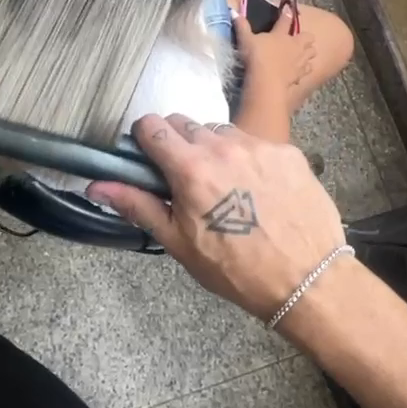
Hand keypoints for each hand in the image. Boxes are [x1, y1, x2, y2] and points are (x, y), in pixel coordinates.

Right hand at [87, 114, 343, 320]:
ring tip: (225, 185)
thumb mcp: (178, 242)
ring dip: (213, 149)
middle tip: (186, 178)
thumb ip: (136, 205)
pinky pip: (255, 143)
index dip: (145, 138)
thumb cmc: (236, 269)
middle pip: (185, 124)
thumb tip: (95, 185)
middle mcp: (223, 147)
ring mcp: (259, 147)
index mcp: (190, 168)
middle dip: (178, 144)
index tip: (148, 157)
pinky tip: (258, 190)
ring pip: (220, 131)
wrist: (311, 283)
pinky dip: (248, 158)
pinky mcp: (288, 153)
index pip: (152, 125)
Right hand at [233, 12, 315, 107]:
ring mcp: (300, 59)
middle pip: (308, 37)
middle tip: (297, 40)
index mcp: (281, 34)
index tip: (288, 11)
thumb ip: (241, 26)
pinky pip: (308, 68)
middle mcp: (295, 45)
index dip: (287, 15)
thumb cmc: (256, 57)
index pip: (285, 20)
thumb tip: (233, 12)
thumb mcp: (245, 40)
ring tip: (302, 53)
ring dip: (308, 52)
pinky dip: (305, 68)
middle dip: (305, 37)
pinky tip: (299, 69)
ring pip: (312, 52)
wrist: (267, 81)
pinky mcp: (302, 73)